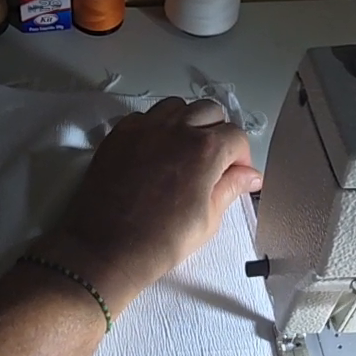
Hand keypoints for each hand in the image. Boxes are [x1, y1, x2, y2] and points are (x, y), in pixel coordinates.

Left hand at [33, 97, 260, 314]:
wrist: (105, 248)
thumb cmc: (161, 241)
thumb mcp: (208, 220)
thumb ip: (231, 188)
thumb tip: (250, 175)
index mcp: (206, 150)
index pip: (237, 136)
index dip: (241, 157)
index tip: (236, 175)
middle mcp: (177, 129)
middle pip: (210, 111)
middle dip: (218, 132)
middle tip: (213, 161)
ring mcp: (145, 127)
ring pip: (178, 106)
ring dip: (187, 122)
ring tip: (184, 150)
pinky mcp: (119, 133)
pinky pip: (146, 116)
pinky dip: (156, 127)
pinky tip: (155, 151)